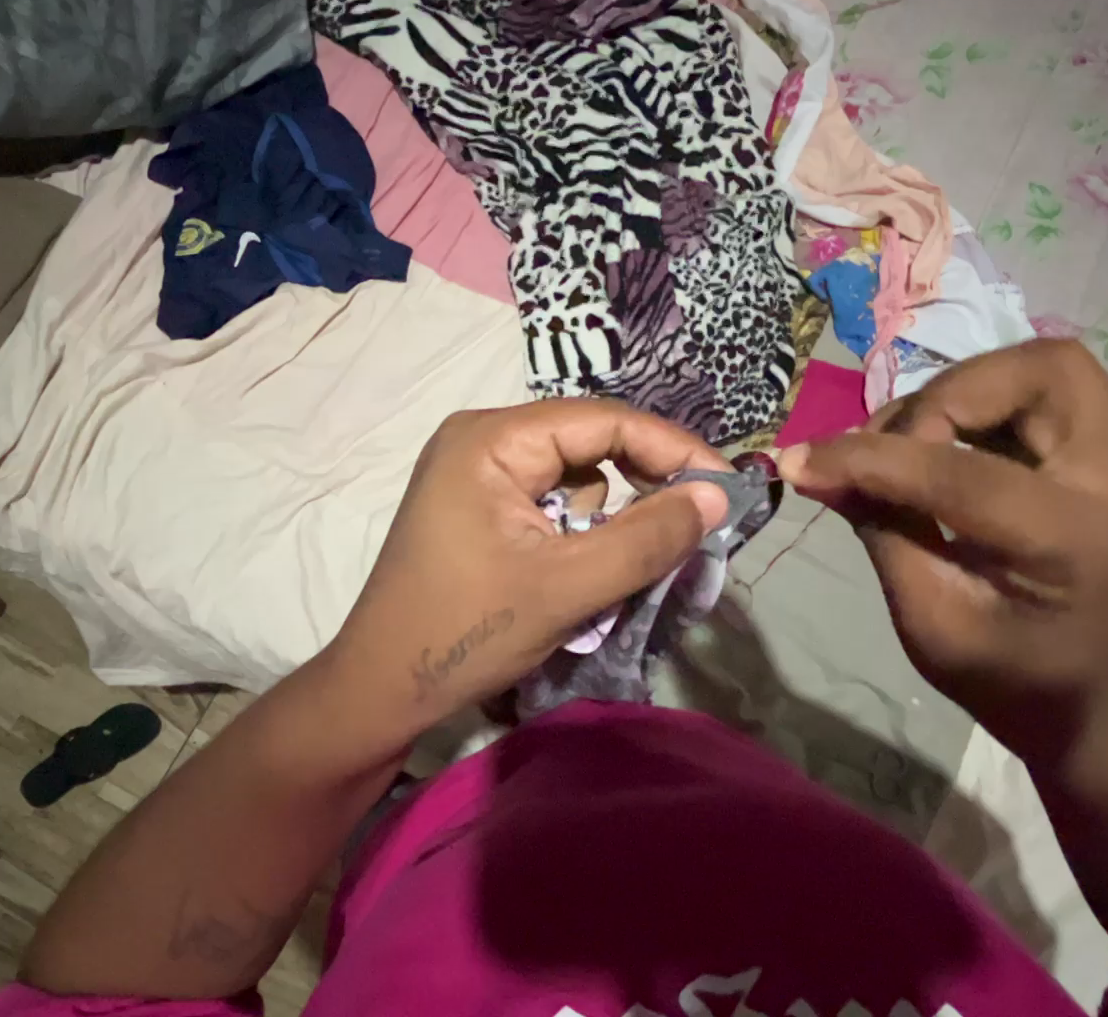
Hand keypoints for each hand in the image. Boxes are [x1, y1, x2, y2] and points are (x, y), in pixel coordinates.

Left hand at [327, 400, 729, 728]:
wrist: (382, 687)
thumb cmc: (465, 631)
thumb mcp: (566, 587)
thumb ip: (646, 539)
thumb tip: (716, 496)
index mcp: (492, 440)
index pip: (603, 420)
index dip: (671, 447)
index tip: (726, 486)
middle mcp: (482, 439)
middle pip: (589, 442)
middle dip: (643, 482)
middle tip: (696, 522)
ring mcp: (476, 472)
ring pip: (574, 474)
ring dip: (611, 514)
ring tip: (625, 562)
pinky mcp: (478, 505)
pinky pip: (550, 500)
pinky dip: (582, 528)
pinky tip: (584, 568)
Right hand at [778, 340, 1107, 757]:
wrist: (1069, 691)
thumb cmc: (996, 671)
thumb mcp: (925, 617)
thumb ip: (877, 528)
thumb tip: (810, 464)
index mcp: (1078, 549)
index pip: (966, 476)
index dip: (873, 460)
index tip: (803, 462)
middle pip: (1045, 373)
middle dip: (947, 395)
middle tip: (894, 445)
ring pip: (1045, 366)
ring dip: (961, 392)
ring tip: (911, 444)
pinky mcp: (1106, 452)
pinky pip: (1040, 389)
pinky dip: (977, 402)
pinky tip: (944, 445)